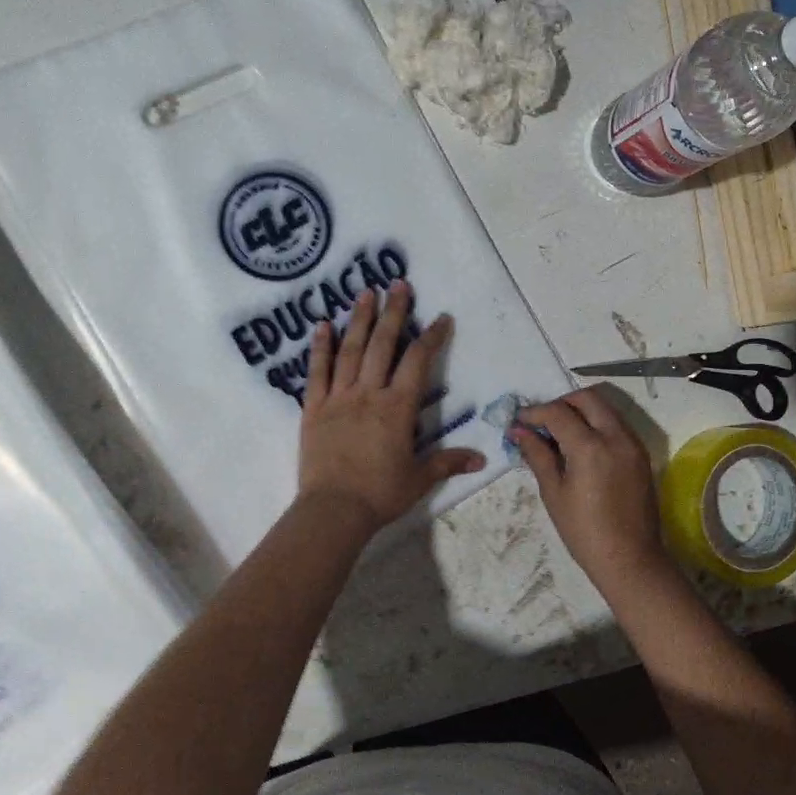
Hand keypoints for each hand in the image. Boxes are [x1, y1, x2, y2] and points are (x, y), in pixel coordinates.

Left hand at [298, 281, 485, 538]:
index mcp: (398, 408)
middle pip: (383, 345)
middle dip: (394, 313)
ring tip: (365, 293)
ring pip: (351, 351)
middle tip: (399, 285)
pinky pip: (317, 372)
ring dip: (360, 320)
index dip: (431, 337)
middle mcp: (369, 394)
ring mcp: (339, 398)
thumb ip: (448, 462)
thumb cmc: (380, 493)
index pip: (418, 362)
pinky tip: (322, 326)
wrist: (333, 510)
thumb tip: (481, 459)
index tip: (441, 318)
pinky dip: (320, 347)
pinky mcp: (314, 409)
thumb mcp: (419, 478)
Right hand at [511, 387, 668, 586]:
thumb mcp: (554, 493)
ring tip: (560, 432)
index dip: (534, 413)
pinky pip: (617, 424)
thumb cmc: (584, 531)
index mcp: (590, 447)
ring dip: (581, 410)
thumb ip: (537, 455)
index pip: (558, 413)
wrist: (629, 559)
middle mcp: (616, 436)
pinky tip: (582, 444)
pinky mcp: (641, 454)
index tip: (518, 421)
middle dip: (561, 403)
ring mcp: (633, 443)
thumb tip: (519, 431)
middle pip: (587, 398)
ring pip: (605, 408)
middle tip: (542, 422)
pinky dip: (598, 423)